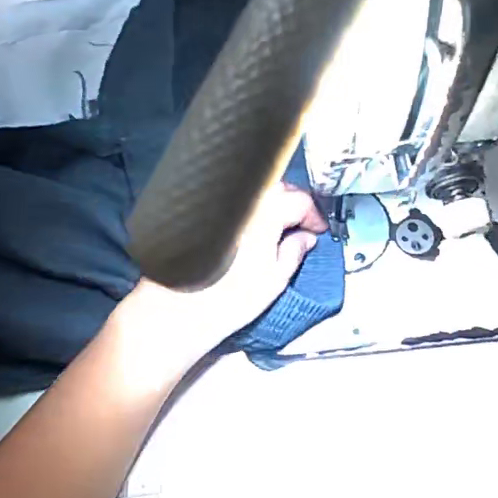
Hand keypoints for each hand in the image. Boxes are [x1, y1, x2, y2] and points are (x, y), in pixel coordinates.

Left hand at [113, 183, 327, 374]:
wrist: (179, 308)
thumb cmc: (228, 299)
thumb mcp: (274, 280)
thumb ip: (294, 252)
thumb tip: (306, 238)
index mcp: (264, 213)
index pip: (299, 200)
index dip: (314, 215)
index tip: (319, 229)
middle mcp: (241, 202)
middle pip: (277, 189)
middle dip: (293, 204)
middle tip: (302, 225)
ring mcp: (220, 205)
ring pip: (254, 193)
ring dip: (270, 204)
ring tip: (278, 228)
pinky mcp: (202, 214)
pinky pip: (233, 203)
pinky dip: (248, 211)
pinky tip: (250, 230)